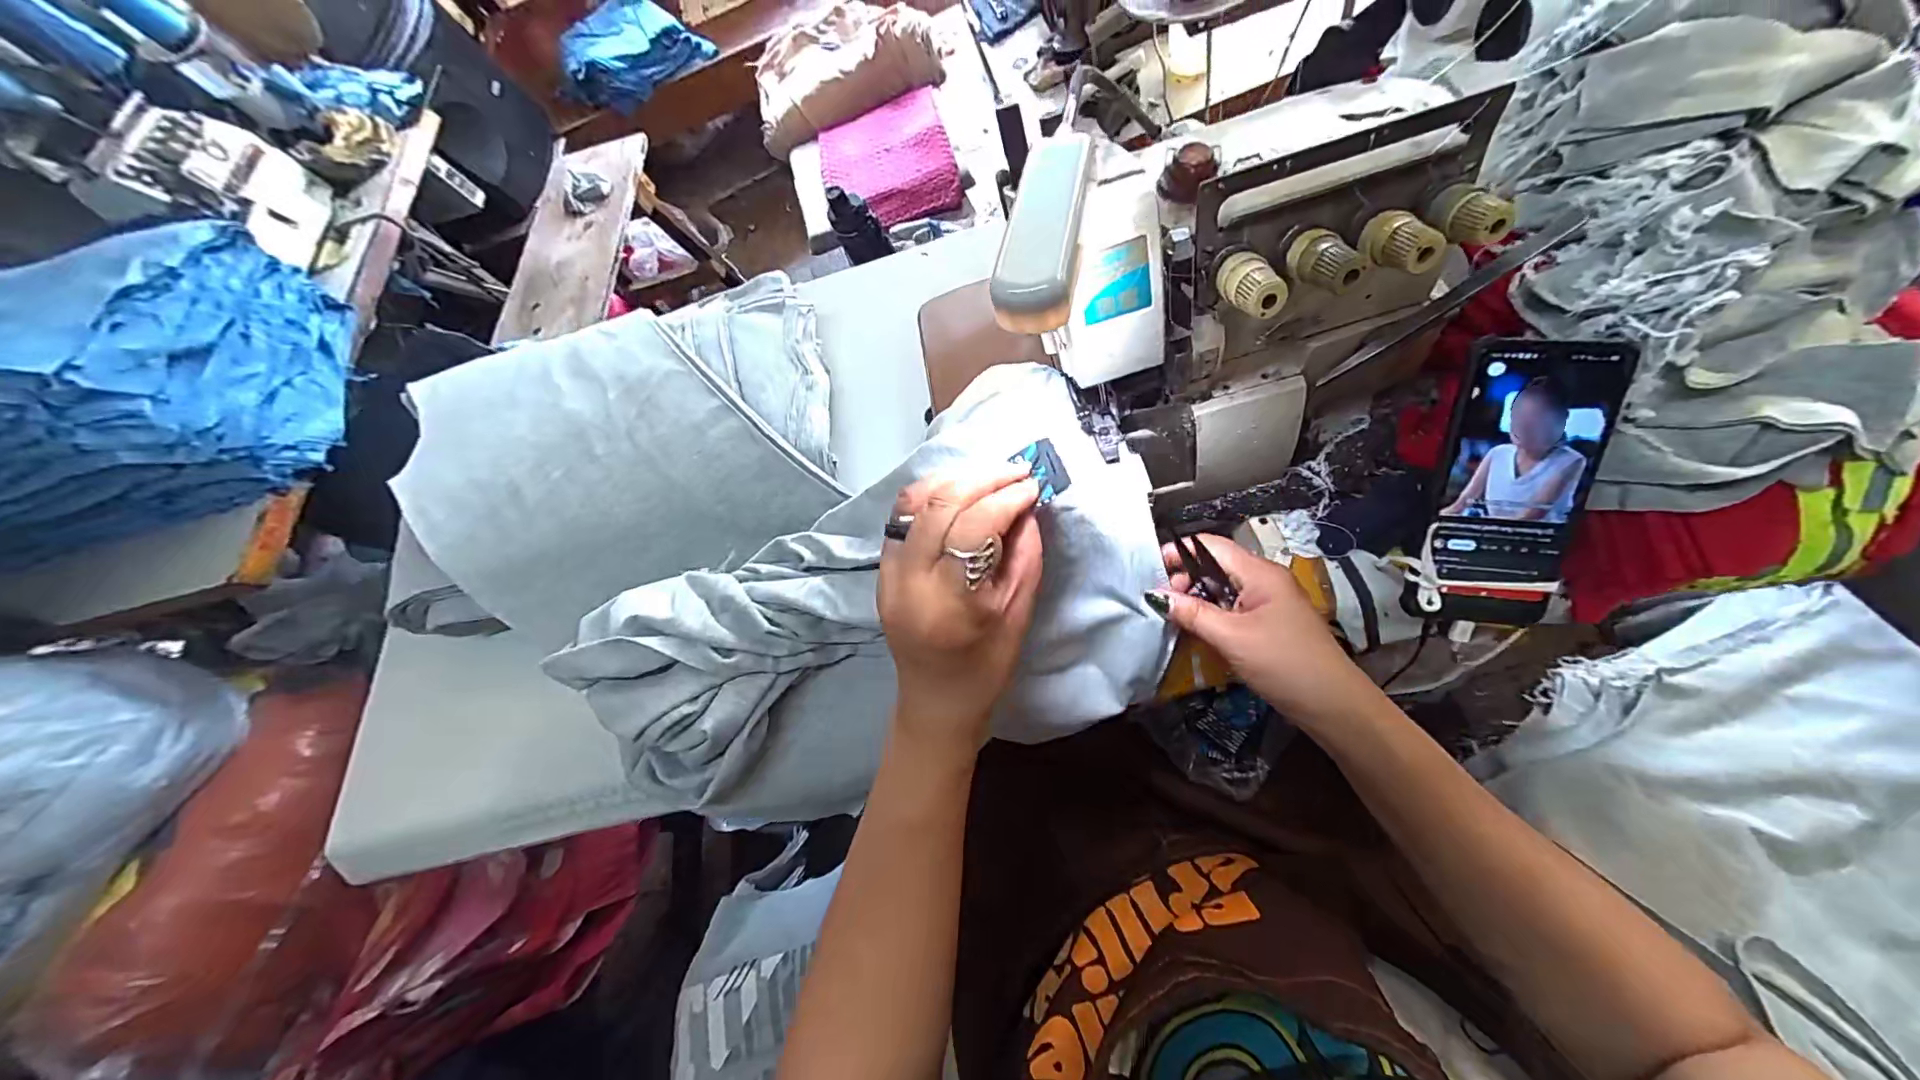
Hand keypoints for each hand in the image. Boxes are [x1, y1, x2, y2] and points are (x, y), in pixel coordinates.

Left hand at [878, 463, 1043, 757]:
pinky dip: (933, 494)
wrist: (935, 700)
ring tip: (991, 476)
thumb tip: (1027, 506)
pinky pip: (903, 514)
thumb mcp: (1017, 615)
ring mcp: (888, 572)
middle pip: (939, 504)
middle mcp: (908, 581)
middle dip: (983, 479)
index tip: (1032, 486)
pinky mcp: (882, 568)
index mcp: (946, 603)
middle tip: (1017, 472)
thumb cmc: (985, 669)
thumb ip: (1024, 556)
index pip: (973, 527)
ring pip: (914, 500)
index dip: (1006, 498)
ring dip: (956, 479)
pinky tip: (961, 491)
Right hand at [1153, 535, 1378, 729]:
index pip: (1210, 545)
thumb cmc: (1284, 664)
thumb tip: (1156, 596)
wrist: (1332, 703)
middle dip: (1184, 578)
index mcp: (1259, 573)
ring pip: (1222, 588)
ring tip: (1175, 617)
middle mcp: (1264, 580)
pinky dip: (1211, 614)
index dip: (1178, 552)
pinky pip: (1232, 607)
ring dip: (1196, 598)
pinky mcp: (1268, 623)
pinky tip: (1197, 630)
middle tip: (1164, 602)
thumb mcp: (1231, 638)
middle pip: (1214, 565)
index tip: (1152, 572)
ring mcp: (1267, 602)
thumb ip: (1192, 614)